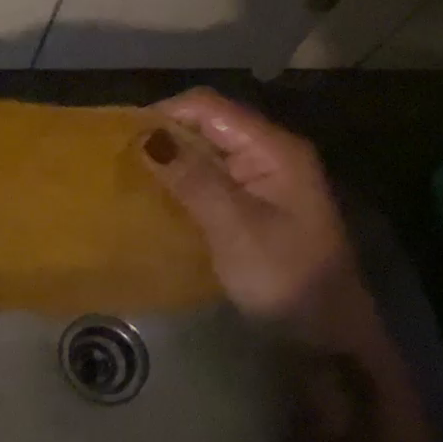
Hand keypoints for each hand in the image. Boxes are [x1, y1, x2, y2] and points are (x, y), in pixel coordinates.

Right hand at [140, 88, 371, 349]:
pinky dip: (181, 182)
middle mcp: (269, 154)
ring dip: (168, 161)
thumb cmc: (284, 277)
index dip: (163, 114)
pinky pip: (209, 178)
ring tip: (127, 178)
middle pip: (207, 123)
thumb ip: (193, 179)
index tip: (119, 140)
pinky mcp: (252, 206)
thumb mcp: (234, 227)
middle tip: (117, 162)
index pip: (209, 107)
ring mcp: (262, 180)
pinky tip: (155, 199)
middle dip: (162, 136)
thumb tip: (146, 136)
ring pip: (205, 151)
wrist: (325, 335)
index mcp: (273, 149)